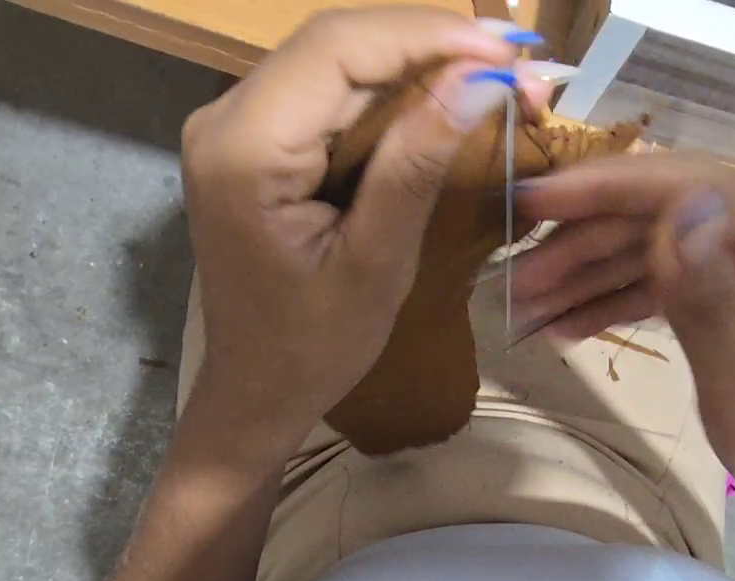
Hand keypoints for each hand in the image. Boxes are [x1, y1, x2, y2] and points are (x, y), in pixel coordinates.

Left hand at [178, 8, 556, 453]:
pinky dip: (382, 101)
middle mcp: (224, 120)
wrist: (258, 390)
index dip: (426, 36)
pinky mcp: (249, 146)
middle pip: (335, 47)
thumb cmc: (316, 348)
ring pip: (333, 67)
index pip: (338, 48)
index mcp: (245, 151)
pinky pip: (323, 100)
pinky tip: (433, 108)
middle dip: (428, 50)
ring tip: (487, 85)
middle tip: (510, 69)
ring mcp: (232, 129)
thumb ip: (416, 164)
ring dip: (412, 72)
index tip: (504, 50)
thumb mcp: (377, 263)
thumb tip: (477, 79)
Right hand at [517, 156, 734, 580]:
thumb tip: (680, 208)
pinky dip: (613, 300)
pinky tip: (567, 325)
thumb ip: (712, 301)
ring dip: (587, 275)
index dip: (602, 187)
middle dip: (582, 243)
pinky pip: (666, 282)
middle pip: (663, 213)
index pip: (687, 186)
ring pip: (655, 248)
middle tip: (515, 281)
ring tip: (526, 309)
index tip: (529, 200)